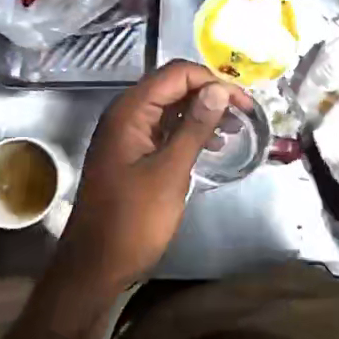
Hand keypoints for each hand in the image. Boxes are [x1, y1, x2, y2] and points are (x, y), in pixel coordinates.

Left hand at [59, 61, 252, 291]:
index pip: (176, 74)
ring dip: (200, 112)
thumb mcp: (170, 172)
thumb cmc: (133, 220)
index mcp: (129, 111)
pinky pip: (162, 128)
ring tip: (232, 130)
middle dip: (208, 94)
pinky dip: (187, 131)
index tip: (242, 103)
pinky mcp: (130, 153)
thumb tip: (218, 89)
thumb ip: (194, 127)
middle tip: (242, 115)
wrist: (95, 264)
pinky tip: (209, 145)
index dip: (212, 81)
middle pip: (172, 86)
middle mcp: (125, 114)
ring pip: (169, 107)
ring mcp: (126, 134)